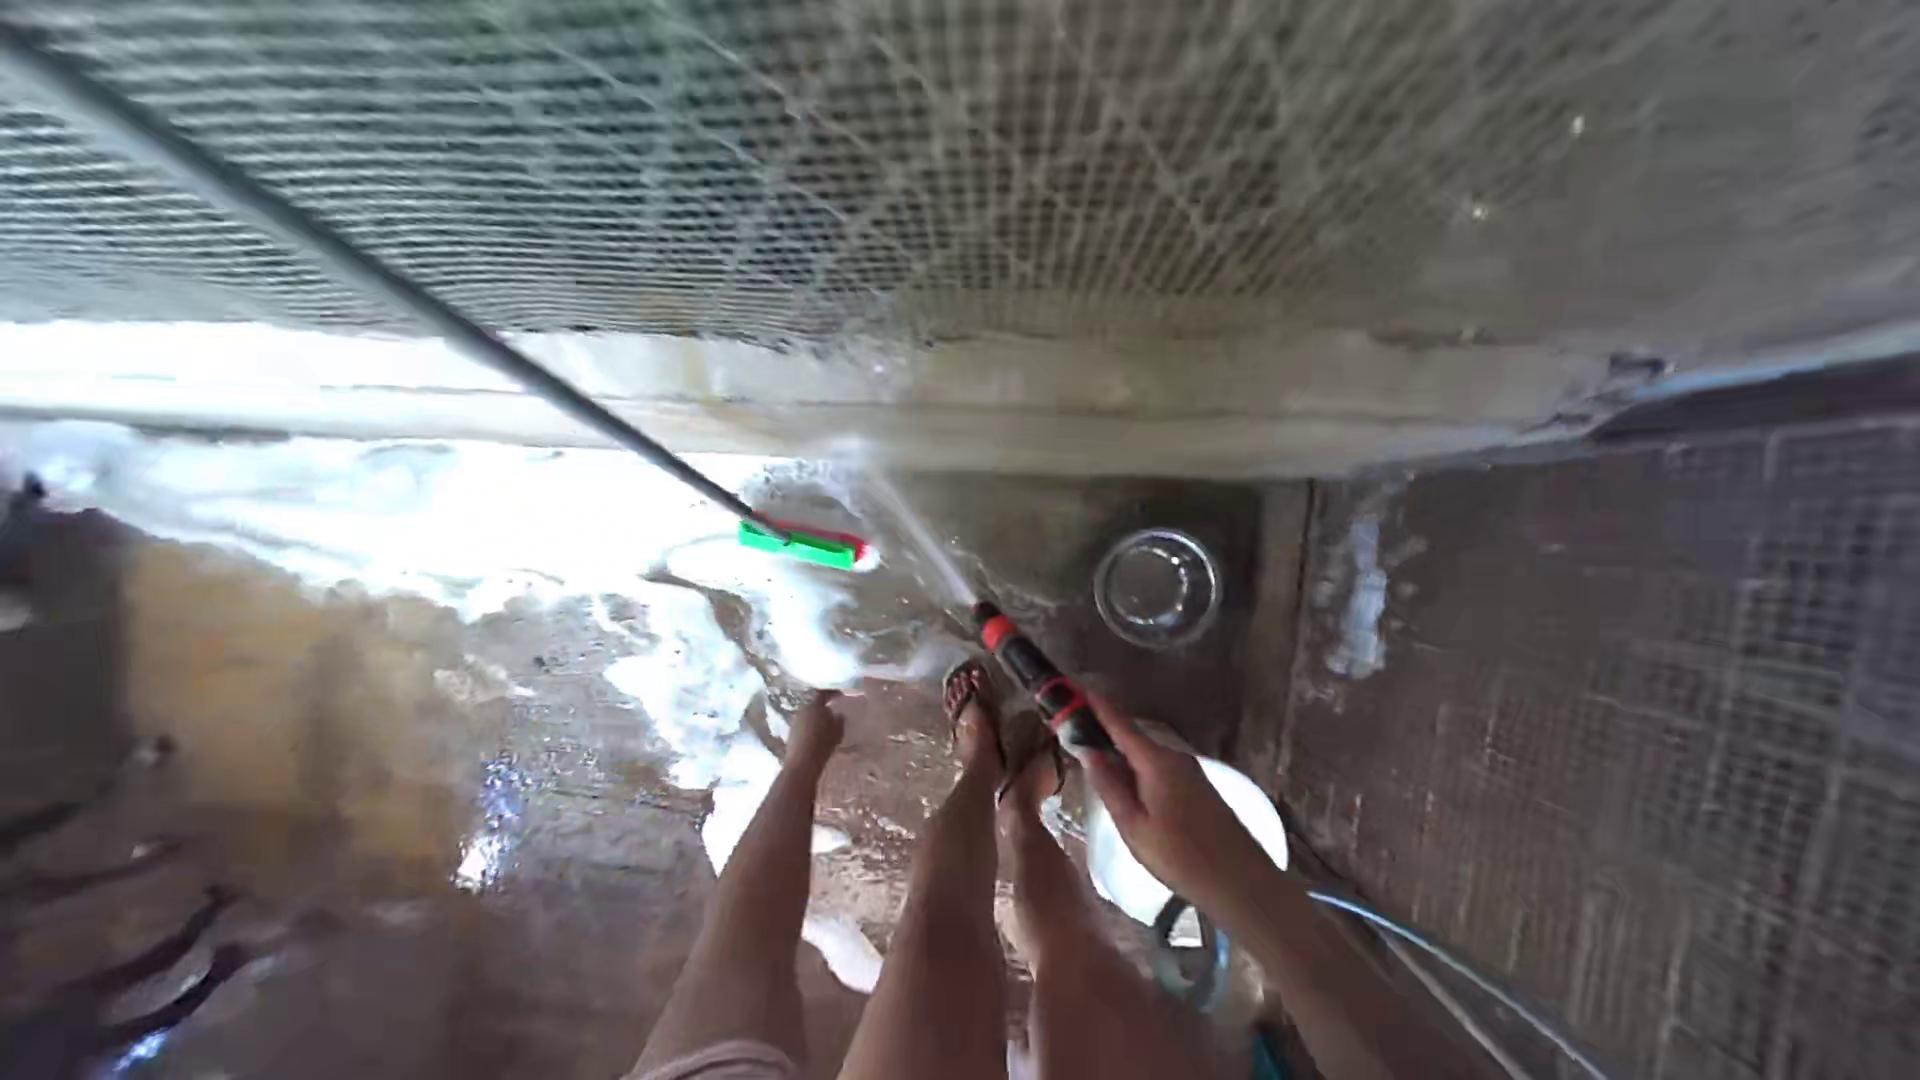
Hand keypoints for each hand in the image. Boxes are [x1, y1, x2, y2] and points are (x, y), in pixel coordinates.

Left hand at [785, 690, 844, 767]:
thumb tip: (838, 714)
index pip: (823, 693)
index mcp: (814, 705)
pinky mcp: (791, 732)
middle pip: (813, 703)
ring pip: (807, 714)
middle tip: (832, 709)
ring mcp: (795, 720)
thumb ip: (839, 719)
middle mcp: (802, 709)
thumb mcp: (838, 731)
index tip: (839, 695)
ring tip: (824, 723)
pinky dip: (810, 725)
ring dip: (815, 716)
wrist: (802, 762)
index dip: (832, 693)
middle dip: (822, 706)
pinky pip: (803, 723)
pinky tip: (816, 732)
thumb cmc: (823, 743)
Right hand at [1083, 696, 1276, 911]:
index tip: (1071, 687)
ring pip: (1144, 753)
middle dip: (1102, 730)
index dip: (1093, 702)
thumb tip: (1088, 752)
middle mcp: (1174, 756)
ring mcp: (1189, 769)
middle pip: (1131, 735)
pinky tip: (1125, 786)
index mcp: (1156, 761)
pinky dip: (1136, 767)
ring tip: (1092, 763)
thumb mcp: (1134, 826)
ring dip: (1119, 753)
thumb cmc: (1181, 858)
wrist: (1243, 884)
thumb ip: (1109, 786)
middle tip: (1071, 733)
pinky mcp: (1197, 785)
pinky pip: (1157, 766)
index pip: (1118, 721)